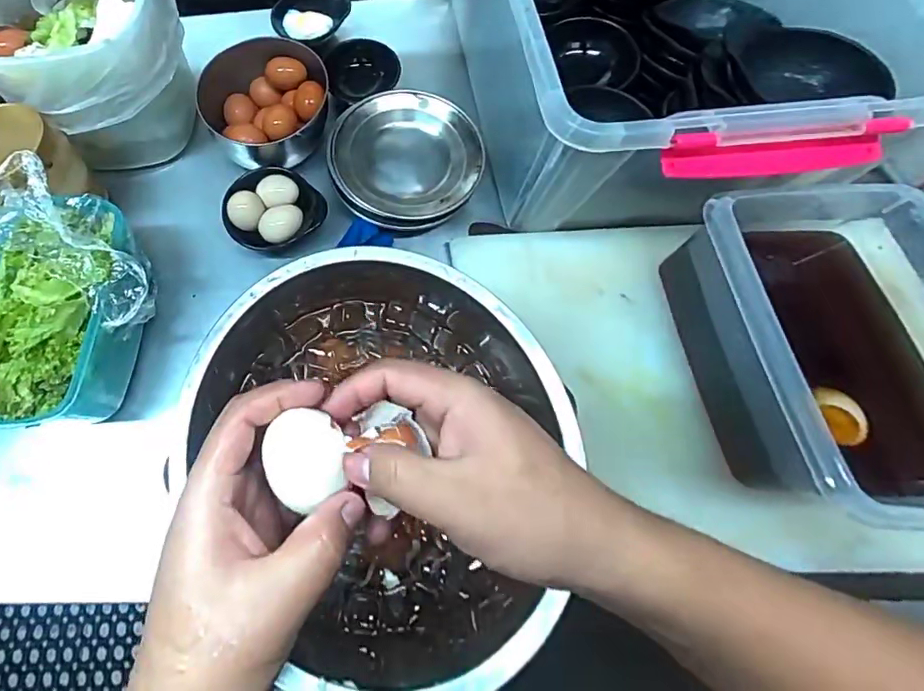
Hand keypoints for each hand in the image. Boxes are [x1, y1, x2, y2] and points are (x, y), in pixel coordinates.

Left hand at [132, 380, 365, 690]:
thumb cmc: (206, 652)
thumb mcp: (272, 599)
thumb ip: (318, 548)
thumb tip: (355, 503)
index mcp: (206, 495)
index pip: (238, 421)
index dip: (277, 396)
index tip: (316, 392)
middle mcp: (218, 499)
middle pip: (259, 441)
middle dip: (301, 427)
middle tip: (343, 424)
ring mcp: (235, 522)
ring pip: (276, 474)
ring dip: (311, 465)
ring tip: (349, 460)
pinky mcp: (251, 545)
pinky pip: (285, 507)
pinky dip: (313, 501)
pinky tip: (341, 505)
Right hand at [321, 360, 638, 592]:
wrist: (599, 551)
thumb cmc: (530, 515)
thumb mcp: (453, 498)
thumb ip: (395, 474)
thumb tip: (349, 459)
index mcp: (456, 397)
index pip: (389, 373)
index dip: (351, 391)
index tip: (324, 420)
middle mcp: (460, 408)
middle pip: (395, 405)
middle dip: (361, 435)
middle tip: (334, 465)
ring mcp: (468, 437)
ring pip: (409, 440)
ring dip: (383, 470)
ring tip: (360, 504)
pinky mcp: (474, 464)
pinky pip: (427, 464)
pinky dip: (406, 487)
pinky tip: (392, 520)